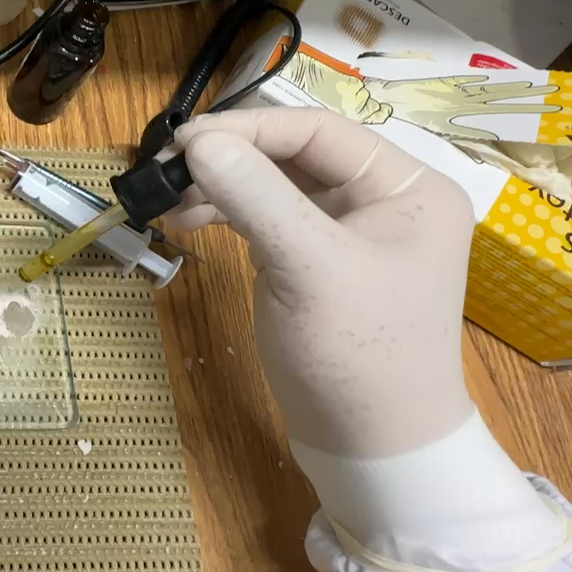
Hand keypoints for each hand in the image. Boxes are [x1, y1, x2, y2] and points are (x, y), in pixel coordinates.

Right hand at [165, 107, 476, 456]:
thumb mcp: (307, 267)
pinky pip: (261, 216)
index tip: (182, 143)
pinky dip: (223, 214)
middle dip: (227, 159)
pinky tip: (187, 222)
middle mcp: (377, 198)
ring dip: (219, 186)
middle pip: (290, 155)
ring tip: (169, 201)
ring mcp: (340, 230)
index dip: (247, 130)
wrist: (370, 442)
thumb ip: (255, 197)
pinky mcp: (308, 258)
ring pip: (269, 185)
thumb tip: (197, 143)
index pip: (317, 132)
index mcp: (405, 186)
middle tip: (167, 170)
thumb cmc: (357, 351)